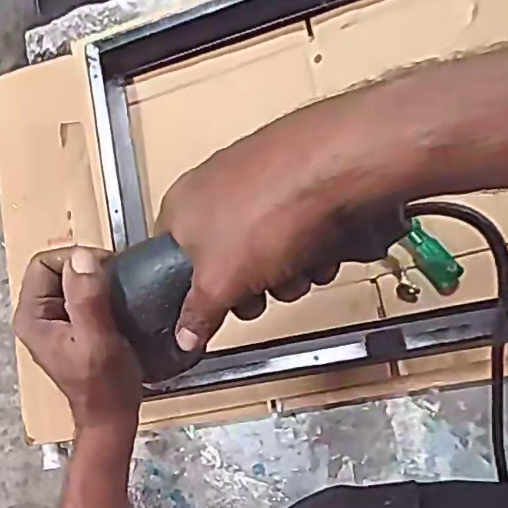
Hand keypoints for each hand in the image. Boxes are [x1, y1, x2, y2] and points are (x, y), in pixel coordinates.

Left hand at [14, 246, 144, 434]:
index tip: (106, 270)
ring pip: (71, 281)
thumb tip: (82, 257)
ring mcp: (54, 322)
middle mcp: (37, 316)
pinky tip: (117, 303)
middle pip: (57, 269)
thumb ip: (87, 299)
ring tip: (118, 292)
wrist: (111, 416)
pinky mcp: (72, 327)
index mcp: (32, 317)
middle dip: (87, 269)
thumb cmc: (104, 385)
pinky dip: (100, 293)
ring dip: (96, 281)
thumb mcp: (97, 340)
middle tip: (115, 281)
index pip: (44, 262)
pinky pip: (82, 296)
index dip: (76, 260)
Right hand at [156, 112, 397, 352]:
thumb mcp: (219, 283)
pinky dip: (310, 250)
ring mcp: (257, 184)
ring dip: (286, 275)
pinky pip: (297, 234)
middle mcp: (214, 190)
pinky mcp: (297, 184)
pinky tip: (321, 250)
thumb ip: (197, 314)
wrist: (335, 169)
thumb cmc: (268, 210)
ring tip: (298, 269)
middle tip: (261, 293)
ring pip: (266, 253)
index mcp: (180, 209)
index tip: (212, 311)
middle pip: (225, 263)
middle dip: (250, 288)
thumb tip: (185, 337)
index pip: (171, 262)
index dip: (193, 293)